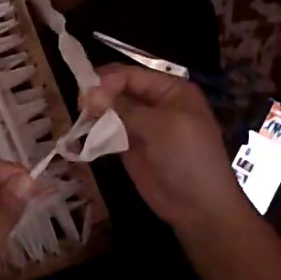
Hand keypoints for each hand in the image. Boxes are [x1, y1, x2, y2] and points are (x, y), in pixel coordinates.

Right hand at [83, 64, 249, 236]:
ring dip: (95, 113)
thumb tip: (90, 94)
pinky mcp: (130, 147)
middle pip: (119, 89)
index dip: (108, 81)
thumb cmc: (188, 158)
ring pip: (111, 110)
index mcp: (171, 90)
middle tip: (82, 108)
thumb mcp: (162, 126)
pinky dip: (95, 132)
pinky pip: (109, 133)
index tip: (89, 96)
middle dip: (99, 95)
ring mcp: (142, 126)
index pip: (132, 74)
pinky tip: (83, 135)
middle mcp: (155, 103)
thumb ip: (126, 108)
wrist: (198, 205)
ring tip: (82, 121)